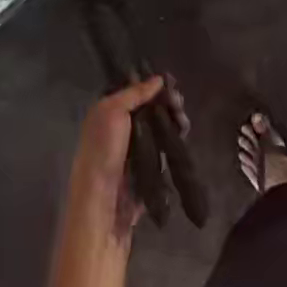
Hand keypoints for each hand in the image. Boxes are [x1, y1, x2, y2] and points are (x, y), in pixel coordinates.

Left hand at [49, 76, 181, 286]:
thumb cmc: (103, 154)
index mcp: (106, 114)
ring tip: (184, 121)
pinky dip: (175, 138)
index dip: (152, 85)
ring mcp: (135, 150)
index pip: (133, 91)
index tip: (170, 82)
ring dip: (174, 119)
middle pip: (150, 108)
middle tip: (179, 104)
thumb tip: (158, 79)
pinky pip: (165, 146)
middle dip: (167, 102)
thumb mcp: (112, 113)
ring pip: (160, 125)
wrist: (104, 207)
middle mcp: (120, 129)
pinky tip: (183, 133)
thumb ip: (135, 93)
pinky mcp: (149, 167)